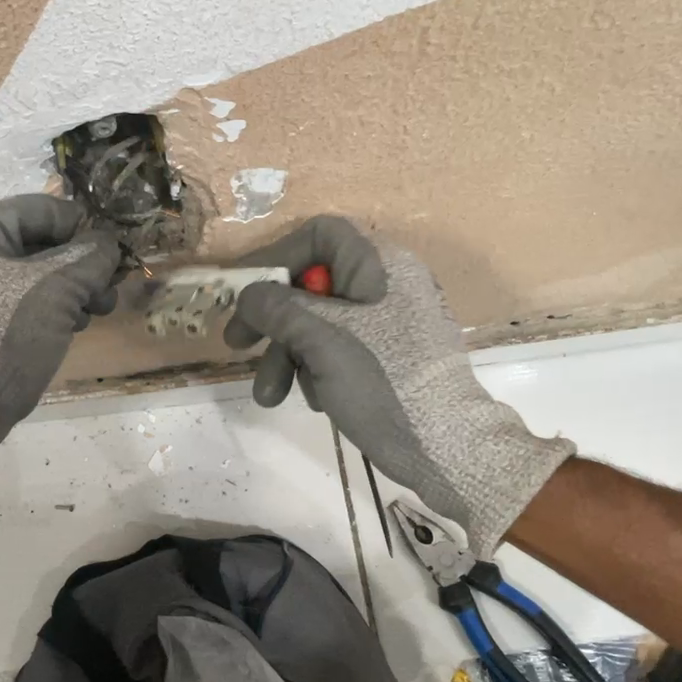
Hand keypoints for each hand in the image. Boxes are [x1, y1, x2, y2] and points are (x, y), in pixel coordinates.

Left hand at [0, 196, 121, 547]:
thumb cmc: (2, 335)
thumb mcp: (56, 288)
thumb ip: (90, 257)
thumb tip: (110, 243)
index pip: (45, 209)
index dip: (87, 232)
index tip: (119, 259)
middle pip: (37, 243)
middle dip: (80, 269)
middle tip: (109, 297)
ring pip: (29, 276)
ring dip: (67, 292)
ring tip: (91, 317)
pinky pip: (13, 302)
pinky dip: (44, 310)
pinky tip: (66, 330)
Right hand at [224, 216, 572, 558]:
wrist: (444, 446)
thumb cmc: (384, 380)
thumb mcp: (321, 338)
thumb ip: (277, 308)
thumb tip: (248, 295)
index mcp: (380, 265)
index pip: (320, 235)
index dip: (278, 257)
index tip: (249, 295)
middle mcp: (385, 286)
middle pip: (310, 285)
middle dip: (272, 322)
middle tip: (237, 346)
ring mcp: (387, 323)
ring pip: (317, 325)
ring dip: (286, 358)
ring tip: (271, 397)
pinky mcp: (386, 358)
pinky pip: (335, 350)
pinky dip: (315, 371)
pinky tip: (317, 401)